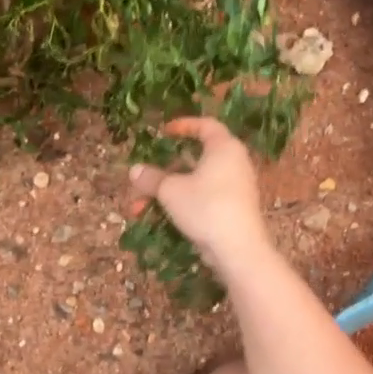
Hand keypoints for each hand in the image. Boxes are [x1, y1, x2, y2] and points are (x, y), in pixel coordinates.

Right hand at [127, 117, 271, 274]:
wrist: (238, 248)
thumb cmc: (205, 207)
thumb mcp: (170, 190)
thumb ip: (151, 178)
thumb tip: (134, 170)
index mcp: (223, 147)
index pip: (206, 125)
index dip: (184, 125)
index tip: (164, 132)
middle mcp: (233, 163)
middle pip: (193, 159)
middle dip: (162, 173)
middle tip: (142, 182)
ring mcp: (235, 187)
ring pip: (194, 183)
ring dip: (165, 194)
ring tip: (139, 210)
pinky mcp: (233, 209)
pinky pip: (203, 199)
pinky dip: (182, 205)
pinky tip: (160, 220)